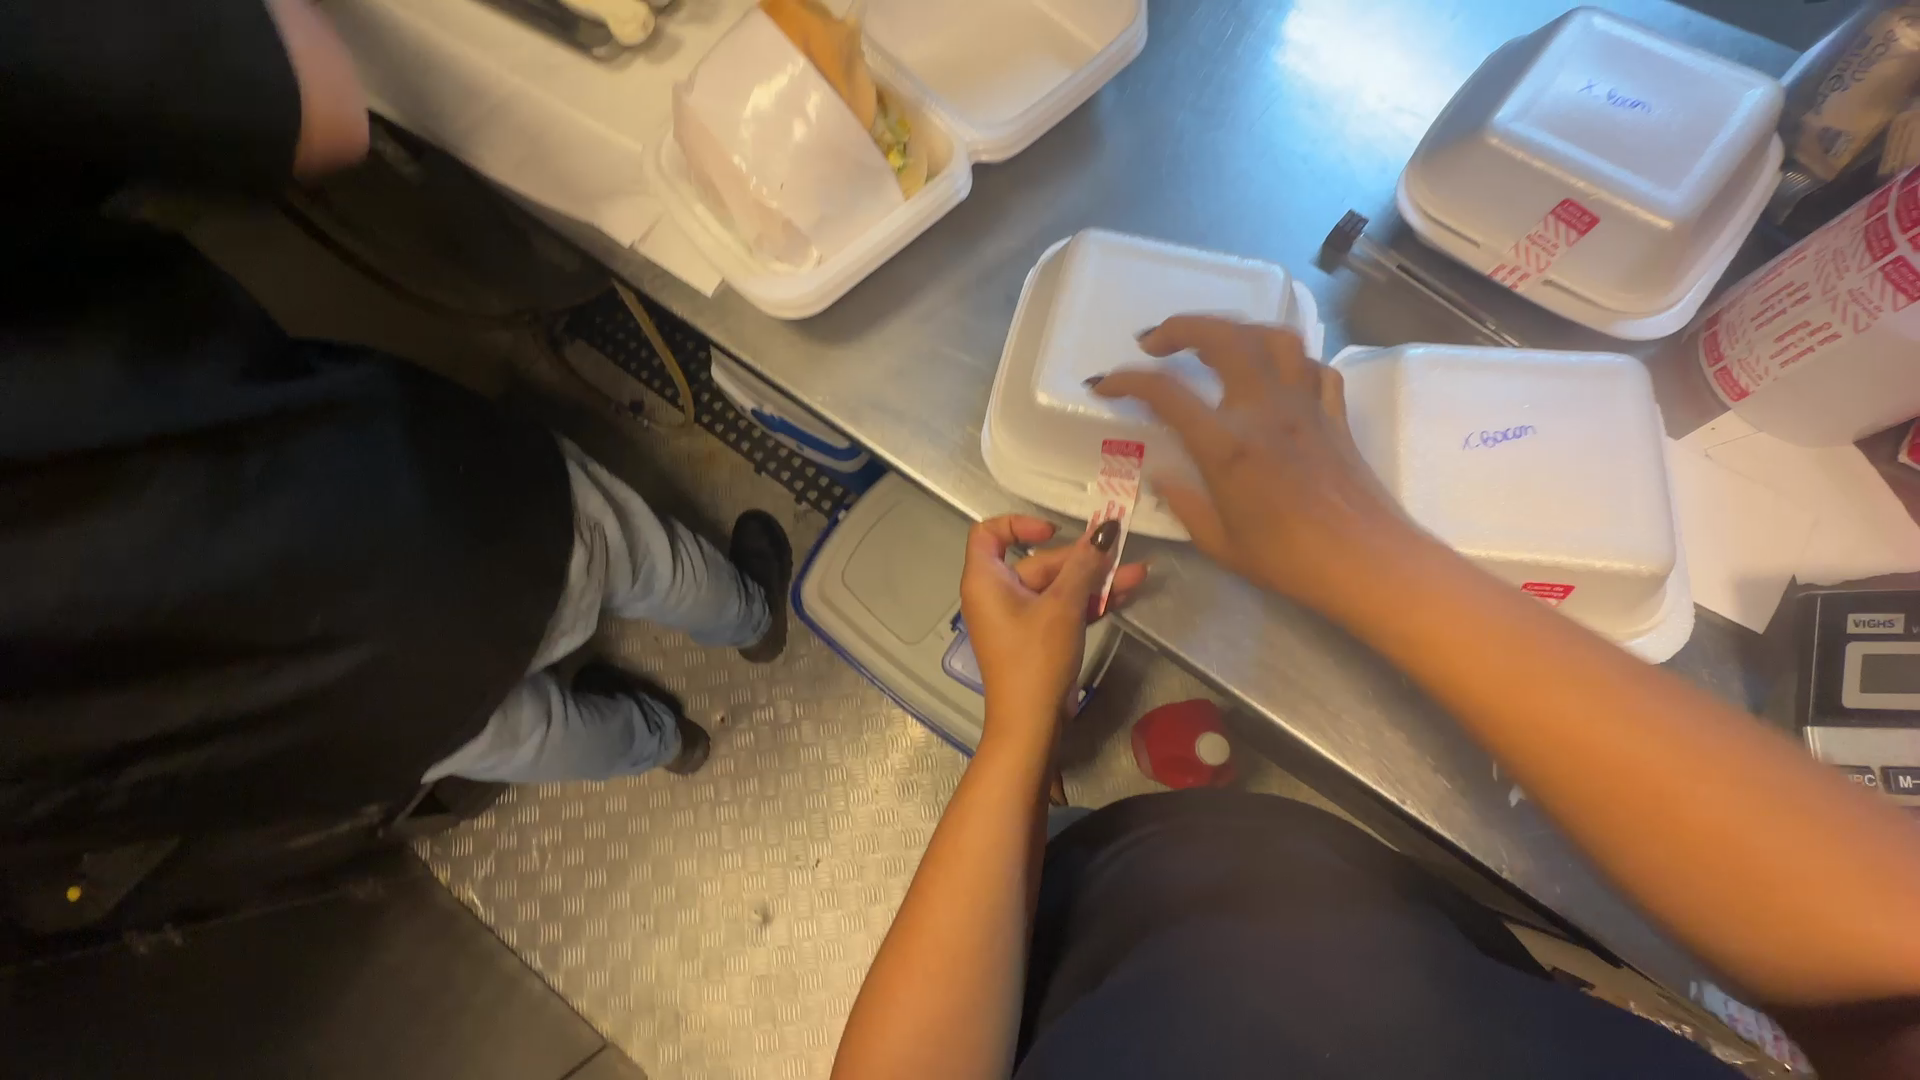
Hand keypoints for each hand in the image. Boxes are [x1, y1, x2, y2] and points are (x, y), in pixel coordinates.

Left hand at [958, 516, 1145, 744]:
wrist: (1031, 722)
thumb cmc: (1036, 657)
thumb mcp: (1063, 606)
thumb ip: (1084, 565)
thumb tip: (1106, 529)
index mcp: (985, 580)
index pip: (988, 533)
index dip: (1018, 524)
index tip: (1052, 531)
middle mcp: (996, 594)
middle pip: (1037, 562)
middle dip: (1081, 559)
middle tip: (1120, 552)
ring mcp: (1018, 617)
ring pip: (1056, 587)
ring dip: (1094, 580)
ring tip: (1136, 574)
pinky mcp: (1037, 636)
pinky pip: (1061, 608)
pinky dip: (1088, 602)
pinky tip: (1125, 594)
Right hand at [1092, 316, 1420, 615]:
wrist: (1367, 563)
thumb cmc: (1288, 561)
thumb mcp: (1218, 542)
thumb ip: (1184, 502)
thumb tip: (1162, 476)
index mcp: (1228, 445)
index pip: (1166, 393)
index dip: (1126, 381)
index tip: (1103, 384)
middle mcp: (1265, 410)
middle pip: (1222, 337)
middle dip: (1181, 327)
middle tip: (1154, 341)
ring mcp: (1305, 405)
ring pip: (1273, 337)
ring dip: (1235, 330)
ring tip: (1212, 344)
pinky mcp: (1334, 412)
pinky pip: (1311, 366)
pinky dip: (1286, 359)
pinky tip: (1272, 375)